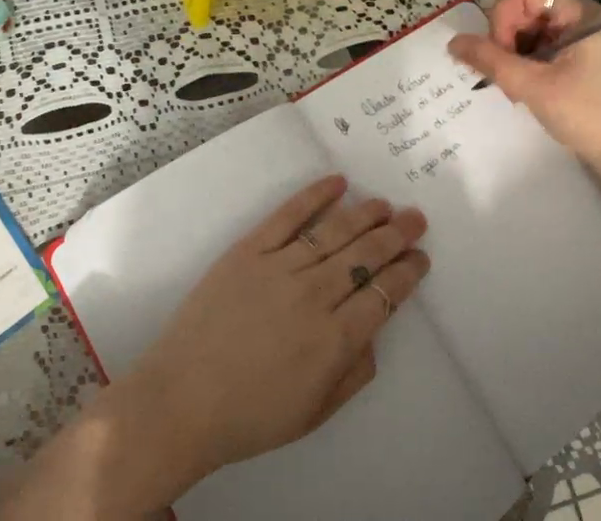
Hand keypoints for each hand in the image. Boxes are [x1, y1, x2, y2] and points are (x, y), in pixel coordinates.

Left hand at [114, 175, 430, 489]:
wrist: (180, 401)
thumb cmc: (249, 416)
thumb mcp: (315, 412)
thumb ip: (354, 373)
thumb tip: (373, 334)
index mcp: (335, 340)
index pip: (384, 294)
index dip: (407, 273)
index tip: (420, 258)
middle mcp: (314, 296)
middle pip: (366, 256)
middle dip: (396, 235)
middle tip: (415, 219)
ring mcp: (279, 268)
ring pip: (334, 231)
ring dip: (365, 214)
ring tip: (385, 203)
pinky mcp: (247, 252)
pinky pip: (287, 216)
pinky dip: (314, 196)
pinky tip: (336, 183)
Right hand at [447, 0, 600, 192]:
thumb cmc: (585, 116)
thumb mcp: (532, 87)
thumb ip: (489, 60)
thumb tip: (452, 41)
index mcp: (577, 13)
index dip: (502, 17)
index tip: (502, 53)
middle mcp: (577, 17)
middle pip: (521, 7)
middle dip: (504, 38)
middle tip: (506, 76)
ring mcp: (575, 37)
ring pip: (524, 28)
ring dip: (510, 54)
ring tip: (515, 87)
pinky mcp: (572, 56)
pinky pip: (534, 45)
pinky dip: (521, 63)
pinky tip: (523, 89)